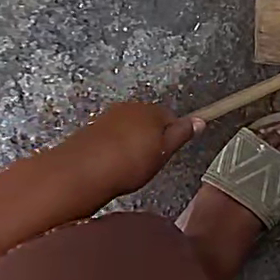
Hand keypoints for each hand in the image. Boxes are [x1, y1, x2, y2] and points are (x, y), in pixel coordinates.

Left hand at [45, 102, 203, 201]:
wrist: (79, 172)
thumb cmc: (128, 163)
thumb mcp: (164, 151)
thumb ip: (182, 134)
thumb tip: (200, 121)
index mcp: (152, 110)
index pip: (172, 117)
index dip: (172, 137)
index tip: (166, 154)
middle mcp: (130, 107)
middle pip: (149, 121)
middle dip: (151, 138)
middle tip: (149, 162)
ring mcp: (108, 117)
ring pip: (129, 128)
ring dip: (131, 143)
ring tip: (128, 167)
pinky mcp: (90, 130)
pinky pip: (111, 136)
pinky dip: (114, 148)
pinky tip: (111, 164)